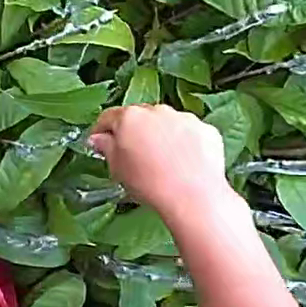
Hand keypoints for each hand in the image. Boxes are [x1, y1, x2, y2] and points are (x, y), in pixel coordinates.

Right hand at [89, 104, 239, 219]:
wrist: (193, 196)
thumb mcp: (116, 167)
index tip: (99, 142)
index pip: (108, 117)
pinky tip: (180, 161)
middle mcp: (157, 111)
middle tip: (130, 153)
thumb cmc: (148, 182)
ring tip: (159, 160)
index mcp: (129, 117)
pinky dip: (182, 142)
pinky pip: (187, 131)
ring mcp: (184, 119)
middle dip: (132, 131)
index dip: (100, 131)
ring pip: (164, 122)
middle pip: (138, 116)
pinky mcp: (206, 130)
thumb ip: (106, 146)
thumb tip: (99, 139)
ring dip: (158, 134)